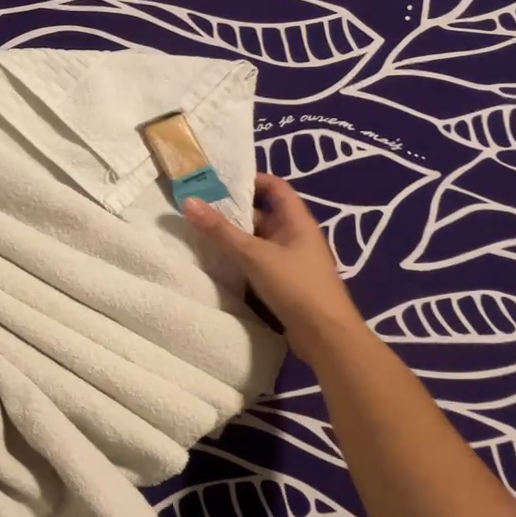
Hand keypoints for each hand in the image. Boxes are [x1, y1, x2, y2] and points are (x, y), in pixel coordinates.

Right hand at [183, 172, 369, 366]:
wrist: (327, 338)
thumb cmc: (296, 286)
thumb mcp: (254, 254)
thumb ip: (220, 229)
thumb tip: (188, 201)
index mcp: (296, 221)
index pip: (275, 187)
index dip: (251, 179)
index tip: (219, 179)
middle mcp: (294, 235)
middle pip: (262, 212)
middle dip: (233, 207)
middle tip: (199, 202)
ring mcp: (290, 259)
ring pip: (257, 237)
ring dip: (233, 232)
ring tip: (199, 227)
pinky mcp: (283, 280)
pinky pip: (257, 257)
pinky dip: (238, 254)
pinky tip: (216, 256)